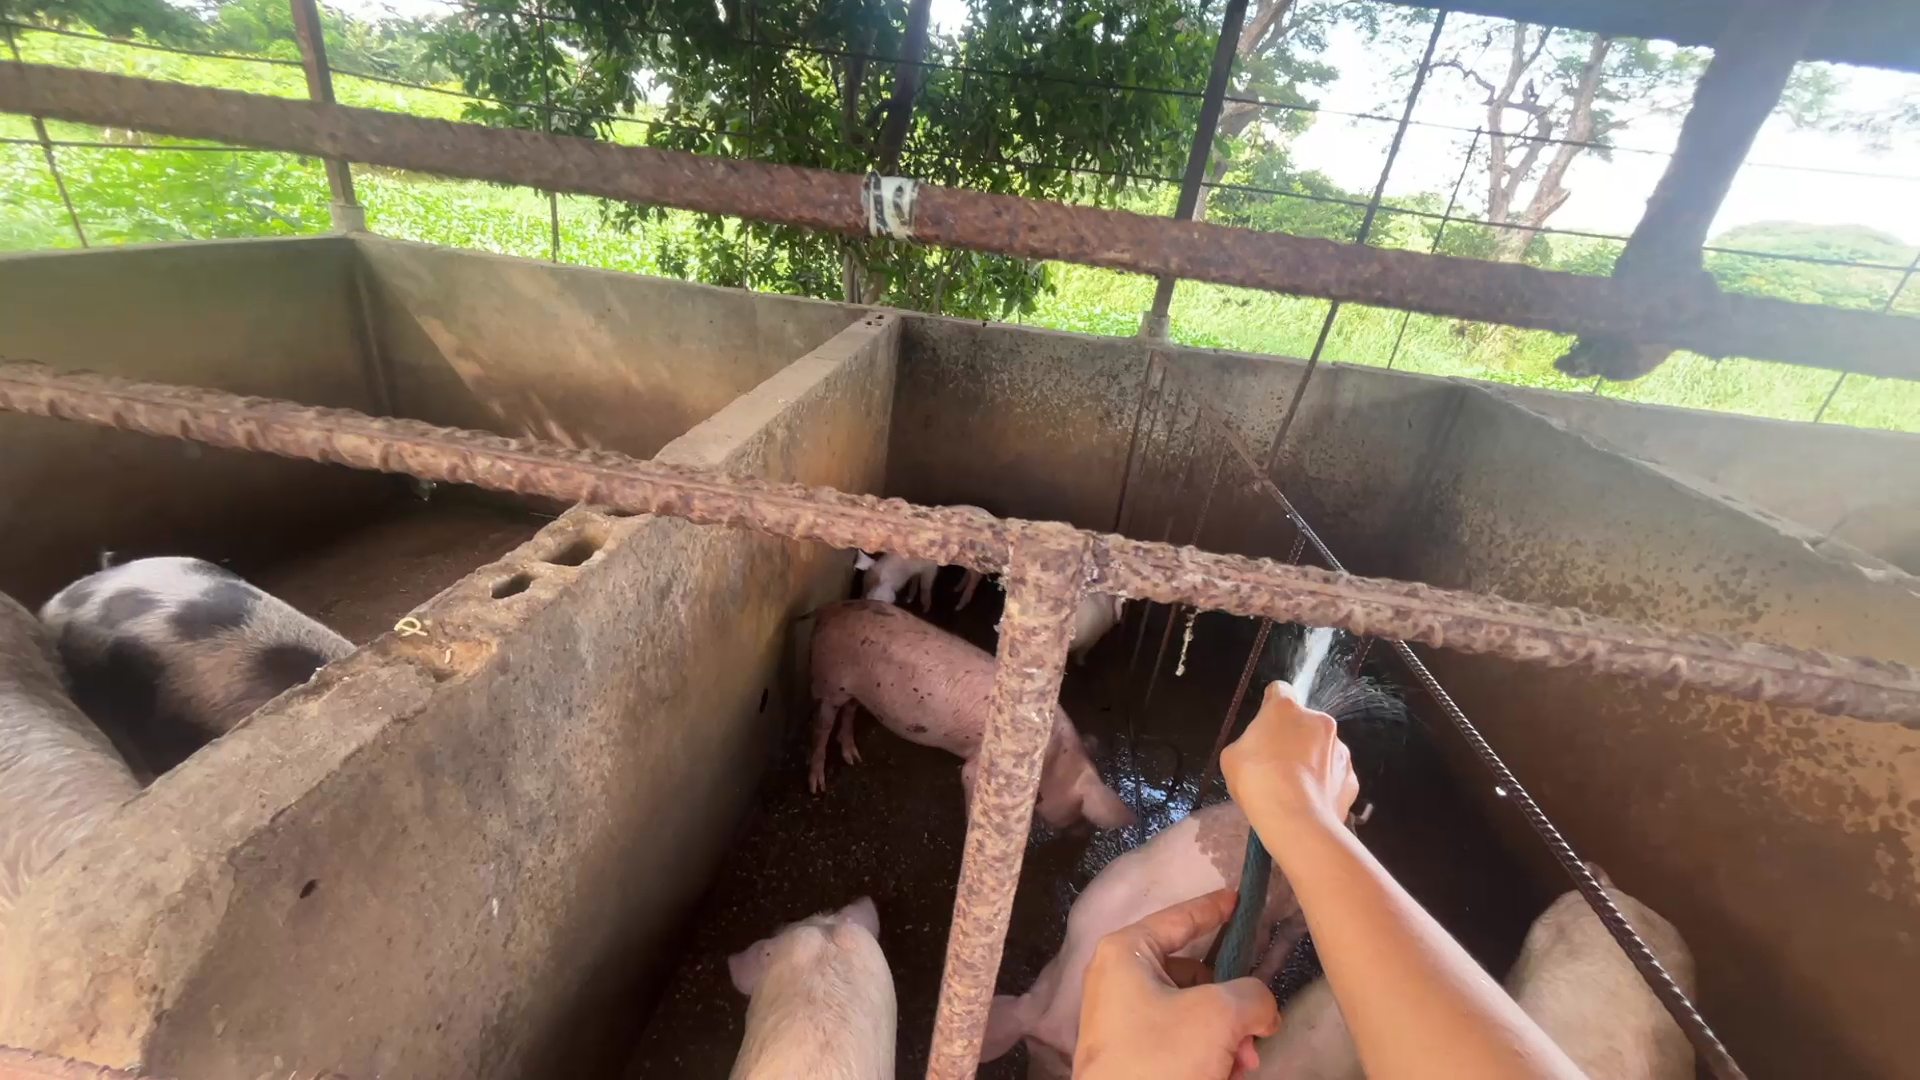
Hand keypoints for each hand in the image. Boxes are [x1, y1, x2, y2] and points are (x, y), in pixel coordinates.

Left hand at [1075, 890, 1280, 1079]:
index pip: (1178, 918)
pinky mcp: (1130, 1054)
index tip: (1239, 898)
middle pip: (1192, 973)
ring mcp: (1122, 1017)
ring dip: (1225, 1037)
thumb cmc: (1160, 1060)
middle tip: (1256, 1031)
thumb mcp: (1216, 1017)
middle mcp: (1119, 976)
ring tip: (1243, 1066)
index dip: (1212, 908)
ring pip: (1191, 1011)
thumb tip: (1260, 1008)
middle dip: (1230, 1003)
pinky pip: (1180, 1040)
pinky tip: (1227, 1076)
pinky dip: (1208, 1055)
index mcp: (1126, 951)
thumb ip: (1251, 995)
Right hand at [1221, 680, 1358, 829]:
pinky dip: (1324, 784)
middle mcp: (1318, 721)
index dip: (1270, 705)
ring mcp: (1340, 749)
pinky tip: (1310, 802)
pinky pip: (1334, 775)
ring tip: (1294, 788)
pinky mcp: (1352, 778)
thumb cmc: (1256, 780)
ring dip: (1311, 759)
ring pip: (1322, 748)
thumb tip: (1261, 751)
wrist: (1295, 821)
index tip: (1263, 725)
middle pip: (1303, 721)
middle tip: (1275, 763)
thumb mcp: (1232, 755)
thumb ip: (1250, 743)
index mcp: (1285, 708)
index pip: (1280, 689)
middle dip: (1292, 736)